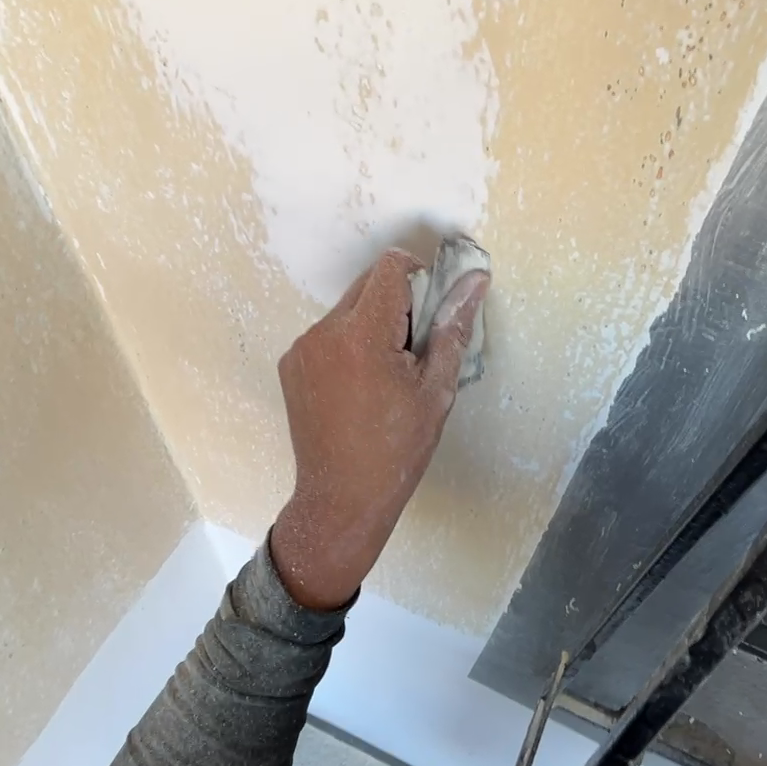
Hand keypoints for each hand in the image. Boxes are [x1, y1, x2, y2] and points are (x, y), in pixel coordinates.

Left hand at [270, 248, 490, 609]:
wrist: (342, 498)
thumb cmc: (398, 449)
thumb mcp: (437, 388)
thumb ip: (453, 326)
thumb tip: (476, 280)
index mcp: (363, 334)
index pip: (391, 267)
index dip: (418, 277)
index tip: (429, 314)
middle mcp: (323, 331)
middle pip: (368, 284)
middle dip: (397, 303)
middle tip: (413, 350)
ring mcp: (301, 347)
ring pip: (348, 309)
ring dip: (373, 323)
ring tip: (386, 373)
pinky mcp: (290, 363)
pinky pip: (328, 333)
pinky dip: (349, 343)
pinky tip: (360, 385)